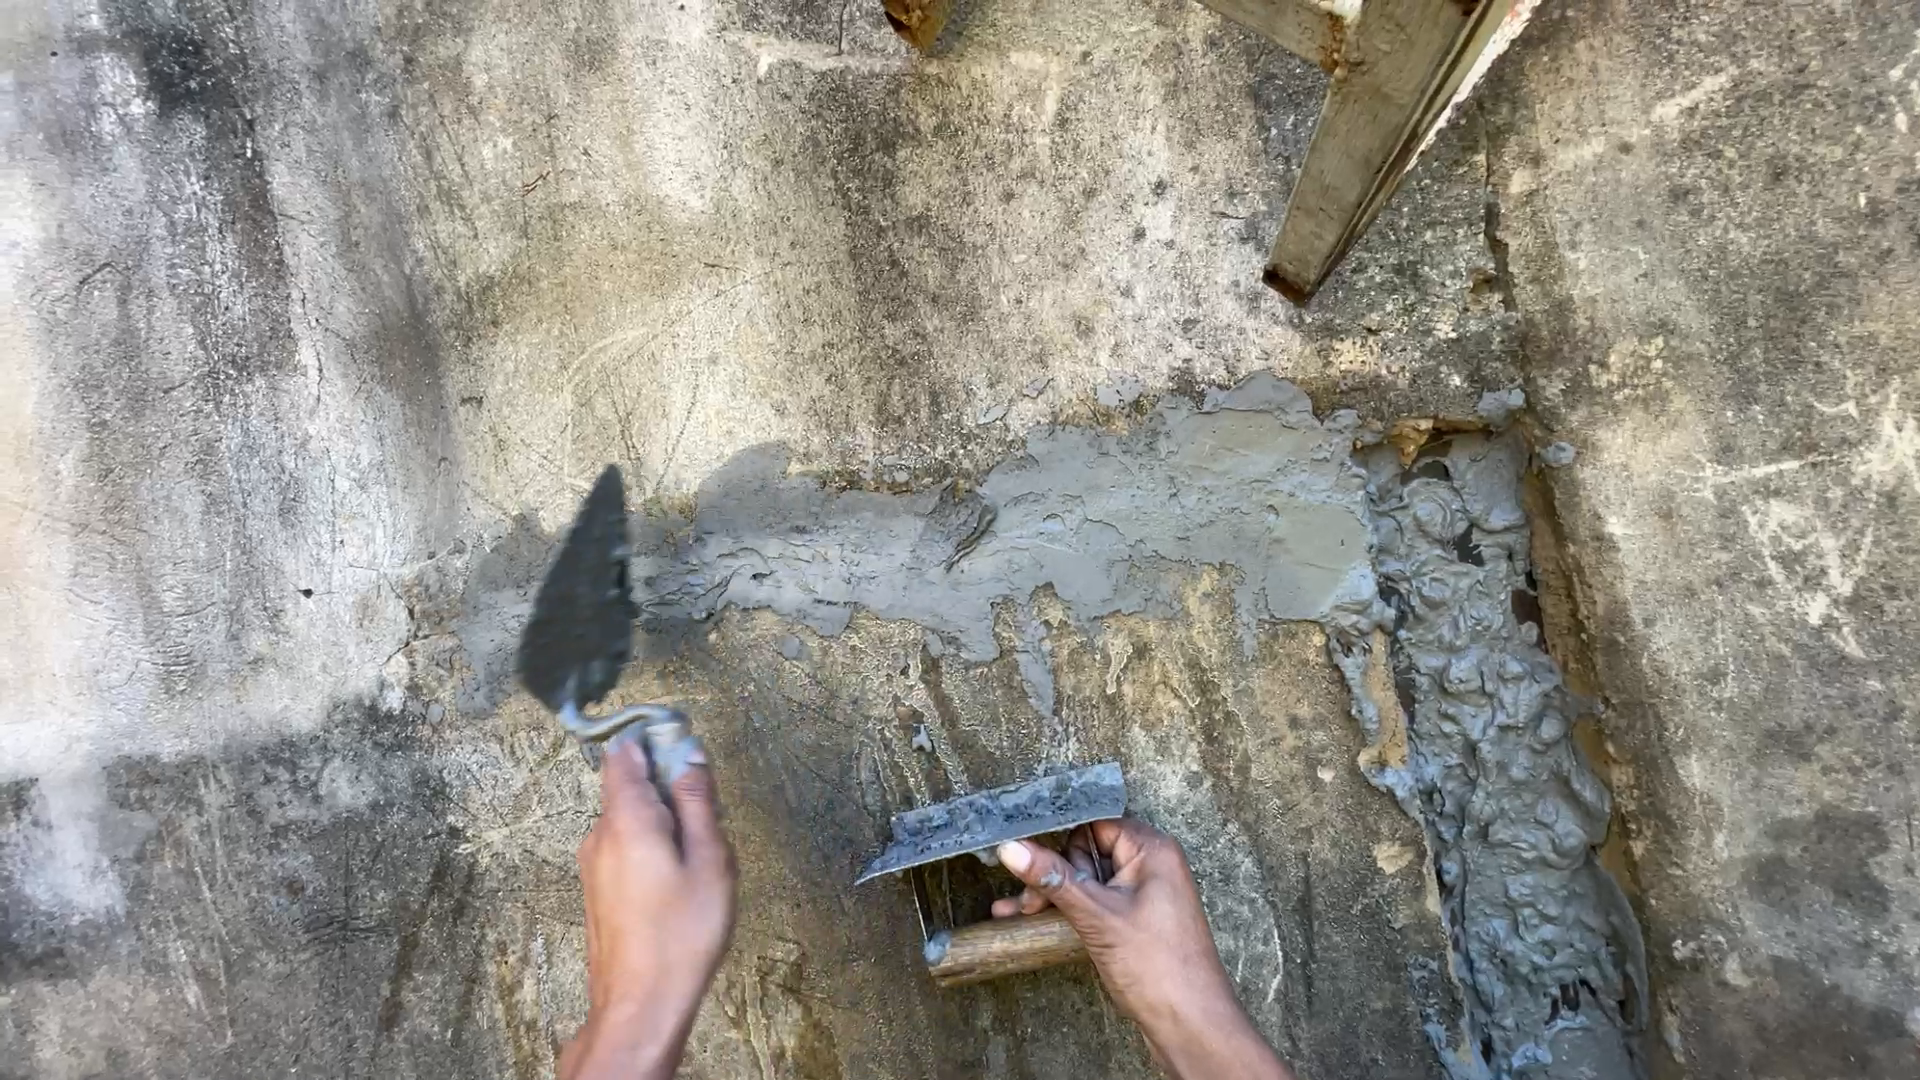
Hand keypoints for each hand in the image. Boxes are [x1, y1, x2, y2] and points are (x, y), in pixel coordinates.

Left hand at [559, 738, 736, 1079]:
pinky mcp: (597, 888)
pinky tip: (679, 876)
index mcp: (627, 820)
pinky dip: (652, 841)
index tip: (686, 746)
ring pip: (631, 816)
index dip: (654, 739)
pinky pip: (625, 843)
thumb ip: (698, 802)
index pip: (625, 755)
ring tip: (700, 853)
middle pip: (631, 785)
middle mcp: (600, 835)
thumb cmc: (683, 931)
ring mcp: (593, 864)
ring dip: (665, 817)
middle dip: (670, 785)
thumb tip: (691, 758)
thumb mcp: (710, 858)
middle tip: (709, 815)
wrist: (640, 1006)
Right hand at [991, 819, 1293, 1079]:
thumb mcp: (1096, 915)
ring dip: (1054, 894)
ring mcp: (1144, 891)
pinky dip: (1069, 909)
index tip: (1030, 860)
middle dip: (1054, 875)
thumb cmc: (1157, 968)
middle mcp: (1151, 862)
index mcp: (1151, 848)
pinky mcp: (1136, 917)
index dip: (1063, 844)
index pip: (1093, 823)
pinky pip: (1096, 901)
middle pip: (1087, 851)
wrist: (1193, 1029)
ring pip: (1087, 879)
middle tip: (1030, 901)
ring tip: (1020, 911)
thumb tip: (1011, 848)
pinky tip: (1033, 918)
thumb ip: (1053, 877)